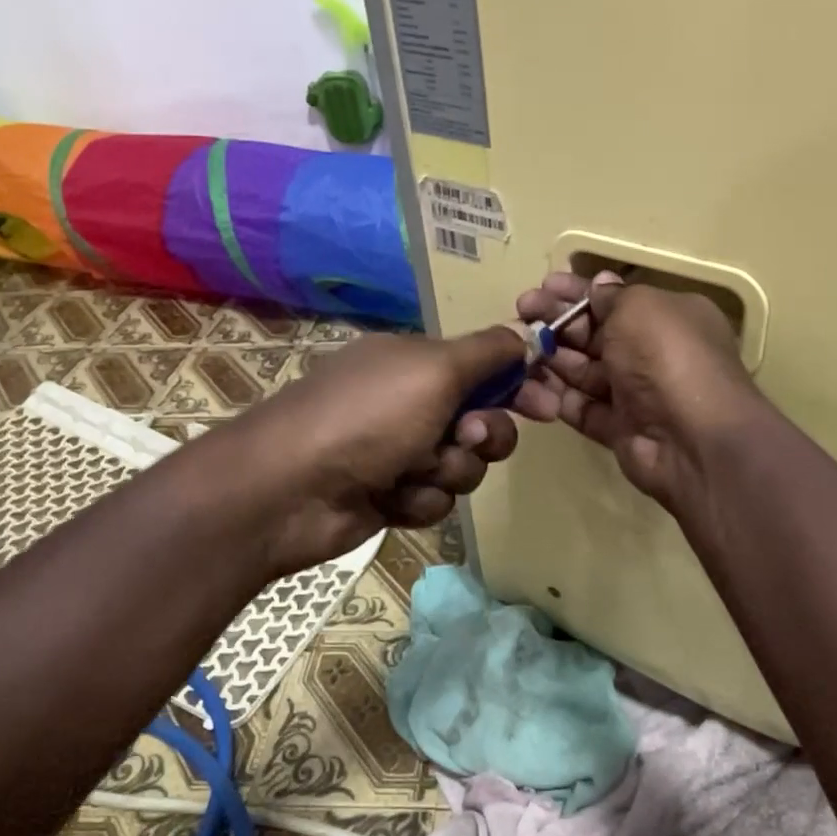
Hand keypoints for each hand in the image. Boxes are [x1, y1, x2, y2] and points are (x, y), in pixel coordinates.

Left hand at [195, 326, 528, 575]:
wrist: (288, 490)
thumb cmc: (367, 417)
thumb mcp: (435, 368)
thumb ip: (489, 351)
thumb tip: (526, 336)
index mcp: (415, 361)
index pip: (485, 365)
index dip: (519, 383)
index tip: (547, 404)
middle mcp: (409, 401)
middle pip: (483, 419)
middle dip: (484, 435)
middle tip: (466, 438)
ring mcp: (397, 450)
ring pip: (463, 465)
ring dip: (448, 471)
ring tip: (414, 472)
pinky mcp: (389, 494)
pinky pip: (435, 497)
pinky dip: (419, 499)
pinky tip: (392, 498)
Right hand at [514, 271, 761, 508]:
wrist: (692, 439)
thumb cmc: (667, 356)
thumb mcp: (639, 307)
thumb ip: (612, 296)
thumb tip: (598, 286)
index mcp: (669, 317)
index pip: (617, 299)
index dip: (578, 292)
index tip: (543, 285)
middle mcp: (655, 353)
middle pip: (597, 333)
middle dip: (558, 322)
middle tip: (522, 313)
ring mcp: (638, 394)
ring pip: (586, 371)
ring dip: (552, 357)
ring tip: (518, 347)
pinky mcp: (621, 430)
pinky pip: (584, 408)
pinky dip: (558, 396)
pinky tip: (529, 383)